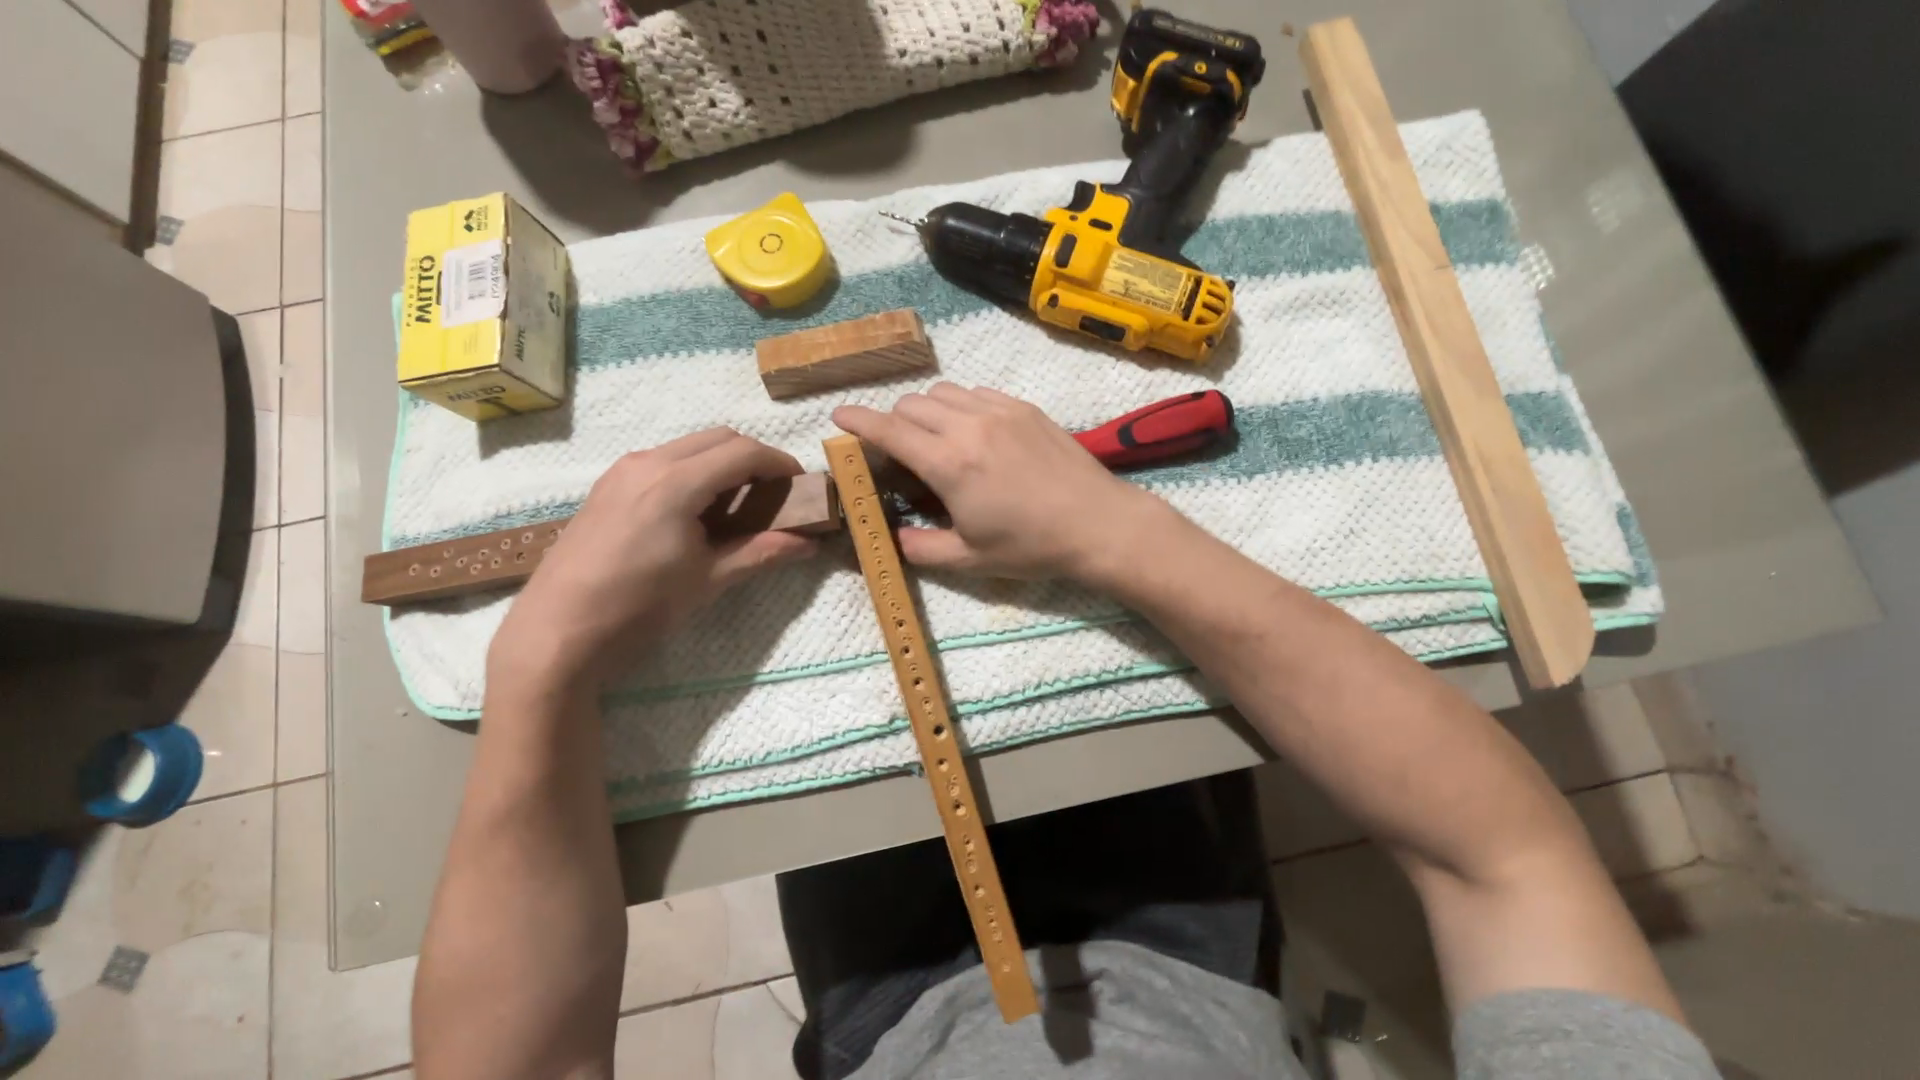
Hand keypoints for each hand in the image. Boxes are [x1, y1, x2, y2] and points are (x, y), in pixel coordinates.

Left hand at [488, 429, 816, 694]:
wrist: (559, 628)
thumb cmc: (639, 605)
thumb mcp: (708, 580)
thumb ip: (761, 553)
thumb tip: (808, 544)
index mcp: (676, 482)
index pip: (743, 452)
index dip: (780, 463)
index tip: (801, 485)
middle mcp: (648, 462)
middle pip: (718, 438)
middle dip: (754, 458)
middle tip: (775, 492)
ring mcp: (623, 470)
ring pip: (688, 446)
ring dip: (722, 462)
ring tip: (740, 502)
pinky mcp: (608, 485)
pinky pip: (663, 460)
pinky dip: (693, 470)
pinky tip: (698, 510)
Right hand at [833, 384, 1165, 579]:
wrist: (1097, 524)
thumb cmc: (1031, 547)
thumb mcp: (969, 559)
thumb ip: (921, 548)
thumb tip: (893, 539)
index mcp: (949, 464)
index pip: (888, 429)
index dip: (857, 421)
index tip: (838, 417)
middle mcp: (969, 426)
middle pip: (910, 404)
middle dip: (893, 422)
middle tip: (898, 452)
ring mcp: (1000, 411)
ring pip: (943, 392)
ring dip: (926, 412)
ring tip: (936, 441)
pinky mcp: (1024, 407)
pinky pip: (976, 392)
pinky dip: (960, 406)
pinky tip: (973, 433)